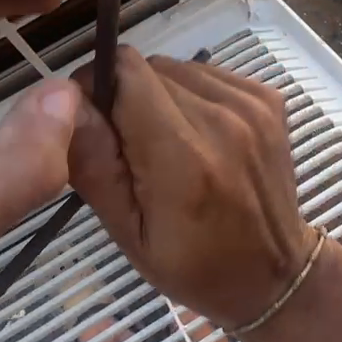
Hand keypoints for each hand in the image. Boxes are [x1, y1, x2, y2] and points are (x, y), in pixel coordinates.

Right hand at [66, 48, 315, 329]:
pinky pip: (208, 75)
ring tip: (167, 143)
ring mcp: (252, 104)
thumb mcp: (128, 233)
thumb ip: (95, 165)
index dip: (97, 85)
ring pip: (177, 68)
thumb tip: (68, 104)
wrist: (273, 272)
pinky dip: (192, 96)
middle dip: (126, 97)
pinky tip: (198, 136)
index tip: (92, 119)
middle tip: (130, 145)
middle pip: (148, 68)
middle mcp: (222, 119)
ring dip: (160, 95)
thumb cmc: (193, 264)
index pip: (125, 72)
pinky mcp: (269, 98)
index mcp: (183, 156)